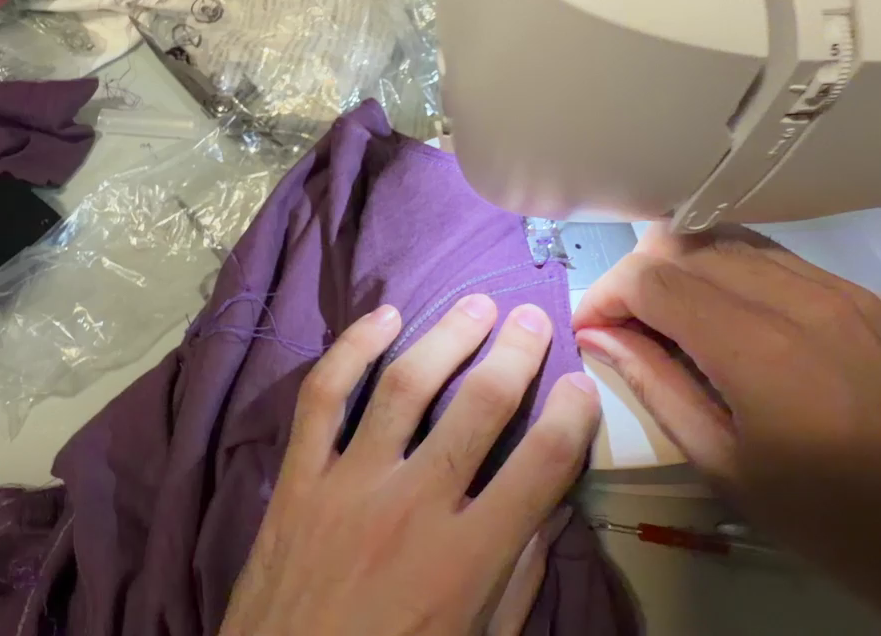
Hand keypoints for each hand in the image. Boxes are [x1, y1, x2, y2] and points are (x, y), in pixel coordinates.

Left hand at [222, 295, 600, 635]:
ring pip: (405, 385)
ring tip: (476, 304)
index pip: (540, 466)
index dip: (571, 418)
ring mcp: (350, 482)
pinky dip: (351, 348)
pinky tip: (383, 316)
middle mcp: (412, 506)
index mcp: (466, 558)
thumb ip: (515, 575)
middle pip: (478, 407)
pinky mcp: (299, 476)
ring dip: (446, 336)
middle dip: (514, 354)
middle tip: (532, 318)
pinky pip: (323, 395)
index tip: (582, 383)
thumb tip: (553, 506)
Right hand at [571, 227, 880, 628]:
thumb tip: (599, 334)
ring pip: (726, 238)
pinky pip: (770, 254)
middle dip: (638, 275)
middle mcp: (795, 296)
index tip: (591, 328)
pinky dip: (727, 267)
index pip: (654, 278)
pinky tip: (722, 309)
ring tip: (667, 315)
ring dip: (681, 266)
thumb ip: (656, 385)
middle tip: (623, 324)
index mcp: (758, 347)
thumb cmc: (834, 520)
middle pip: (685, 246)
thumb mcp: (726, 467)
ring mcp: (833, 288)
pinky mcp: (857, 293)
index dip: (609, 294)